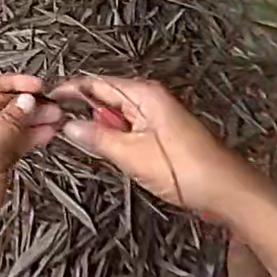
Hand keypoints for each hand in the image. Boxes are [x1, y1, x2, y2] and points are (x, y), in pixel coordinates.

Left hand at [0, 76, 63, 262]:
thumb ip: (9, 124)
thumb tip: (26, 101)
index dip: (13, 86)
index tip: (38, 86)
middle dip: (25, 104)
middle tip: (52, 105)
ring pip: (5, 125)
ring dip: (30, 121)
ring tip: (56, 118)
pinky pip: (7, 143)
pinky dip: (26, 138)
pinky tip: (45, 134)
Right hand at [51, 76, 253, 215]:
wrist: (230, 194)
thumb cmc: (183, 170)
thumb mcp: (132, 155)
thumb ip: (96, 139)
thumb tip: (68, 125)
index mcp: (143, 94)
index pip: (96, 83)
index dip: (70, 89)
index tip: (47, 99)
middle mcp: (149, 98)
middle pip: (105, 97)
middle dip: (84, 110)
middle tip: (60, 127)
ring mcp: (157, 115)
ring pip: (116, 115)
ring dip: (101, 128)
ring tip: (87, 144)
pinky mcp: (161, 132)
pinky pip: (129, 128)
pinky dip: (116, 138)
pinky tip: (111, 153)